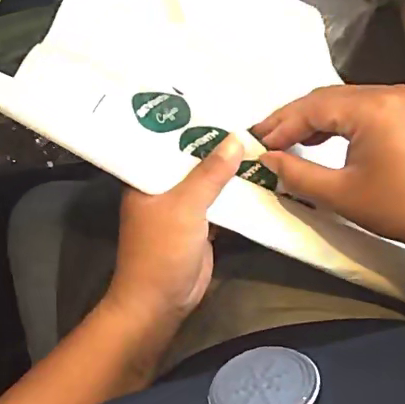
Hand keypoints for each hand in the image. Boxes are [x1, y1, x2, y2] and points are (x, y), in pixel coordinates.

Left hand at [103, 134, 243, 324]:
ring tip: (259, 141)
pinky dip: (236, 195)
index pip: (164, 141)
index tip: (216, 101)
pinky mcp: (200, 228)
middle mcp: (161, 189)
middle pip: (191, 160)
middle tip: (248, 117)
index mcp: (145, 178)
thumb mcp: (185, 205)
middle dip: (216, 145)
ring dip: (229, 170)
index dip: (188, 122)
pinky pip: (220, 205)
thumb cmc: (161, 250)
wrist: (160, 302)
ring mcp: (182, 209)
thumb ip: (209, 173)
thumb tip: (236, 139)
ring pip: (208, 183)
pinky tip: (259, 178)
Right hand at [252, 84, 404, 249]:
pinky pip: (363, 109)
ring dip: (314, 119)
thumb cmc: (401, 207)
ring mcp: (402, 100)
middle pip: (327, 97)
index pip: (311, 107)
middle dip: (292, 118)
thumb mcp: (341, 194)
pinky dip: (338, 122)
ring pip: (344, 101)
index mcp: (370, 107)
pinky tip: (321, 140)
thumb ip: (297, 173)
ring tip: (286, 141)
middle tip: (263, 140)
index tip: (254, 144)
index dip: (279, 125)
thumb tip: (267, 159)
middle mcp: (387, 92)